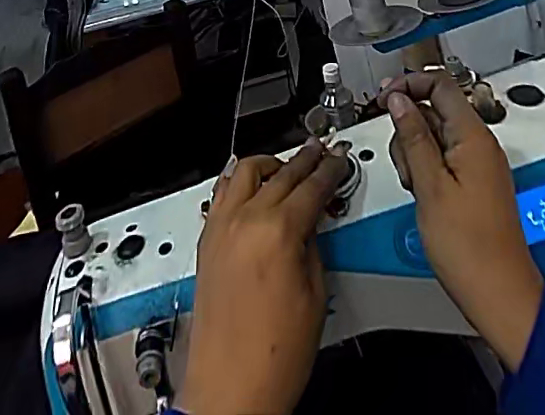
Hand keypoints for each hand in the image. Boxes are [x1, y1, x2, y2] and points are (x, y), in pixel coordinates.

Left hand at [179, 140, 348, 414]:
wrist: (229, 393)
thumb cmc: (271, 357)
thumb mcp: (316, 294)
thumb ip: (314, 245)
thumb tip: (312, 222)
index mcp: (279, 231)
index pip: (312, 184)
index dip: (331, 169)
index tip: (338, 160)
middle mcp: (245, 222)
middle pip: (282, 172)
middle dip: (306, 159)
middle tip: (321, 153)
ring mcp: (220, 229)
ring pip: (245, 171)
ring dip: (271, 163)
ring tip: (286, 165)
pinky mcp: (206, 243)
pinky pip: (222, 193)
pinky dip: (240, 180)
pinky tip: (251, 184)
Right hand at [380, 71, 543, 370]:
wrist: (496, 290)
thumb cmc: (468, 246)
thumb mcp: (429, 185)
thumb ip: (413, 136)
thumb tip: (400, 100)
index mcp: (473, 135)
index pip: (440, 85)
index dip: (409, 85)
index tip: (384, 98)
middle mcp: (479, 143)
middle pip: (435, 109)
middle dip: (409, 129)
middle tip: (405, 163)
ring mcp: (478, 161)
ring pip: (436, 134)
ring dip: (415, 152)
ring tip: (415, 185)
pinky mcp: (474, 180)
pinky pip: (443, 157)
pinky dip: (426, 169)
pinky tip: (422, 193)